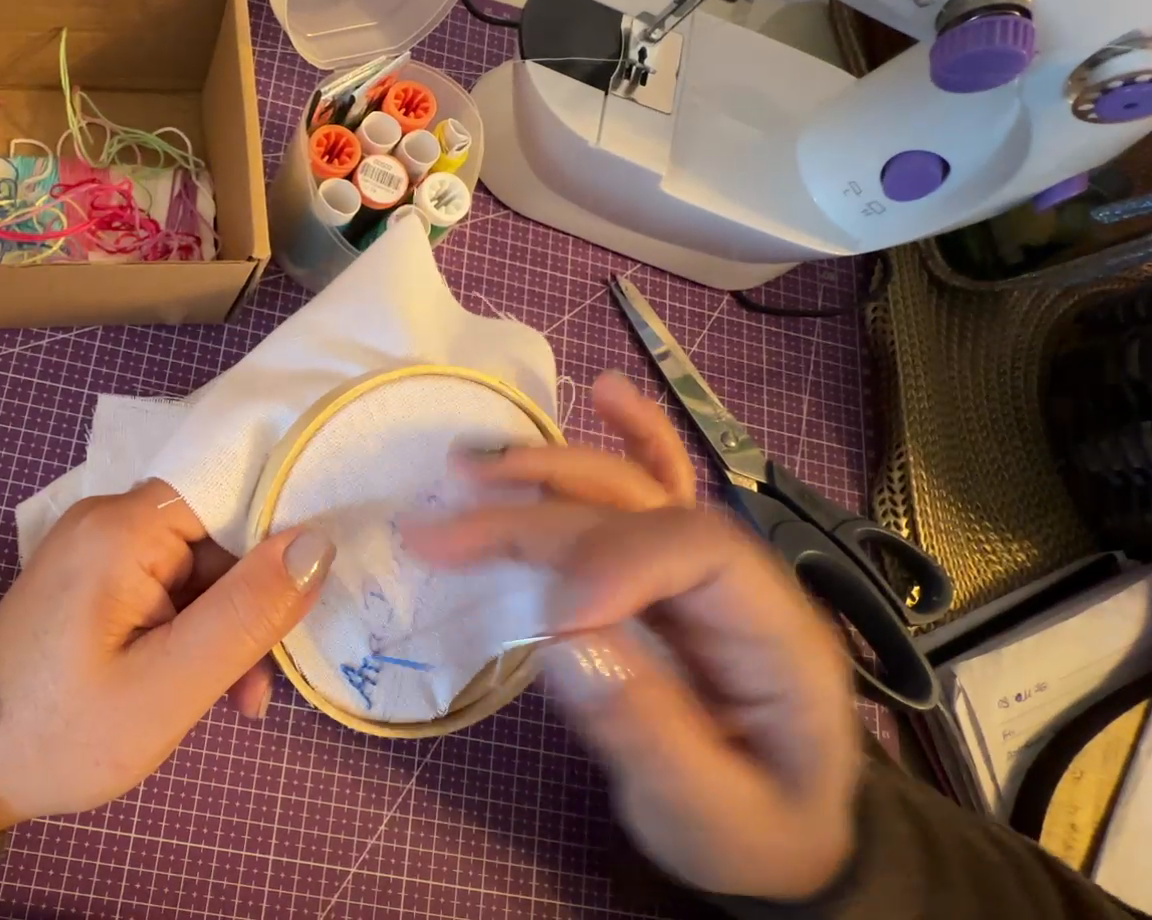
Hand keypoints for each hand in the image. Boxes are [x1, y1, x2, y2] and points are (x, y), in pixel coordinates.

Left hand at [0, 481, 333, 833]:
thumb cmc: (65, 733)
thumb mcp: (171, 685)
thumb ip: (248, 611)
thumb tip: (317, 541)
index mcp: (122, 528)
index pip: (227, 492)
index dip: (278, 533)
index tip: (314, 591)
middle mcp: (109, 520)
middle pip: (215, 534)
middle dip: (249, 602)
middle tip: (262, 681)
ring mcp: (98, 548)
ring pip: (197, 566)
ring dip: (225, 626)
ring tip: (236, 700)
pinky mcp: (95, 578)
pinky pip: (166, 586)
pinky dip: (191, 629)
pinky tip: (202, 685)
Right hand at [409, 373, 861, 900]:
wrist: (780, 826)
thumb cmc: (750, 826)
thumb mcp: (708, 815)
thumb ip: (650, 736)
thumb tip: (562, 639)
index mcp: (773, 635)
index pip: (695, 552)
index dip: (610, 561)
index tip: (545, 617)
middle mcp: (739, 579)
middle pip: (631, 513)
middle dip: (530, 518)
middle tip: (438, 533)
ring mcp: (702, 567)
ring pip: (625, 486)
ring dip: (542, 468)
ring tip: (466, 466)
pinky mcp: (666, 568)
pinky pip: (656, 485)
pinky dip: (630, 434)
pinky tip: (602, 393)